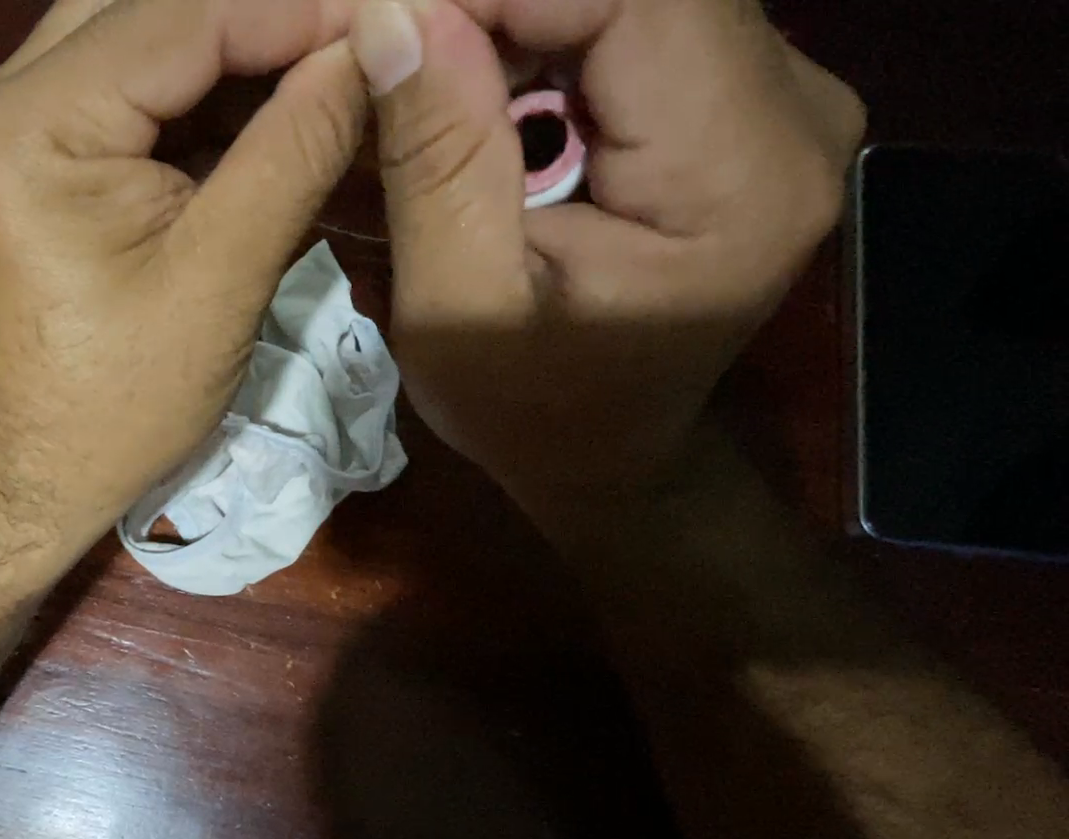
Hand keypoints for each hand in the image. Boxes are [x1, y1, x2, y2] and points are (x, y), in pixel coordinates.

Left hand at [0, 0, 366, 558]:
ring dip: (230, 49)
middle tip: (354, 40)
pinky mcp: (24, 166)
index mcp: (28, 128)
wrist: (41, 477)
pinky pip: (117, 96)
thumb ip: (296, 147)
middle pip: (148, 9)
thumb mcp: (219, 280)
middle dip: (260, 20)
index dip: (299, 6)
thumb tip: (375, 43)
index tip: (394, 14)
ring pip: (133, 40)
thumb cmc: (122, 406)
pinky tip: (264, 105)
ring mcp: (3, 134)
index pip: (182, 14)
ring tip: (323, 70)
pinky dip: (193, 95)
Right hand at [348, 0, 864, 516]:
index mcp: (736, 178)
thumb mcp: (456, 308)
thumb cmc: (523, 410)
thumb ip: (435, 165)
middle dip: (495, 12)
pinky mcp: (739, 113)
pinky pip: (635, 38)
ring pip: (631, 5)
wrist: (601, 456)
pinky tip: (481, 110)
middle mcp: (792, 114)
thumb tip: (394, 15)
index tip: (384, 20)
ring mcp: (777, 106)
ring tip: (423, 91)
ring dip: (512, 34)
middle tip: (391, 58)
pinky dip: (543, 56)